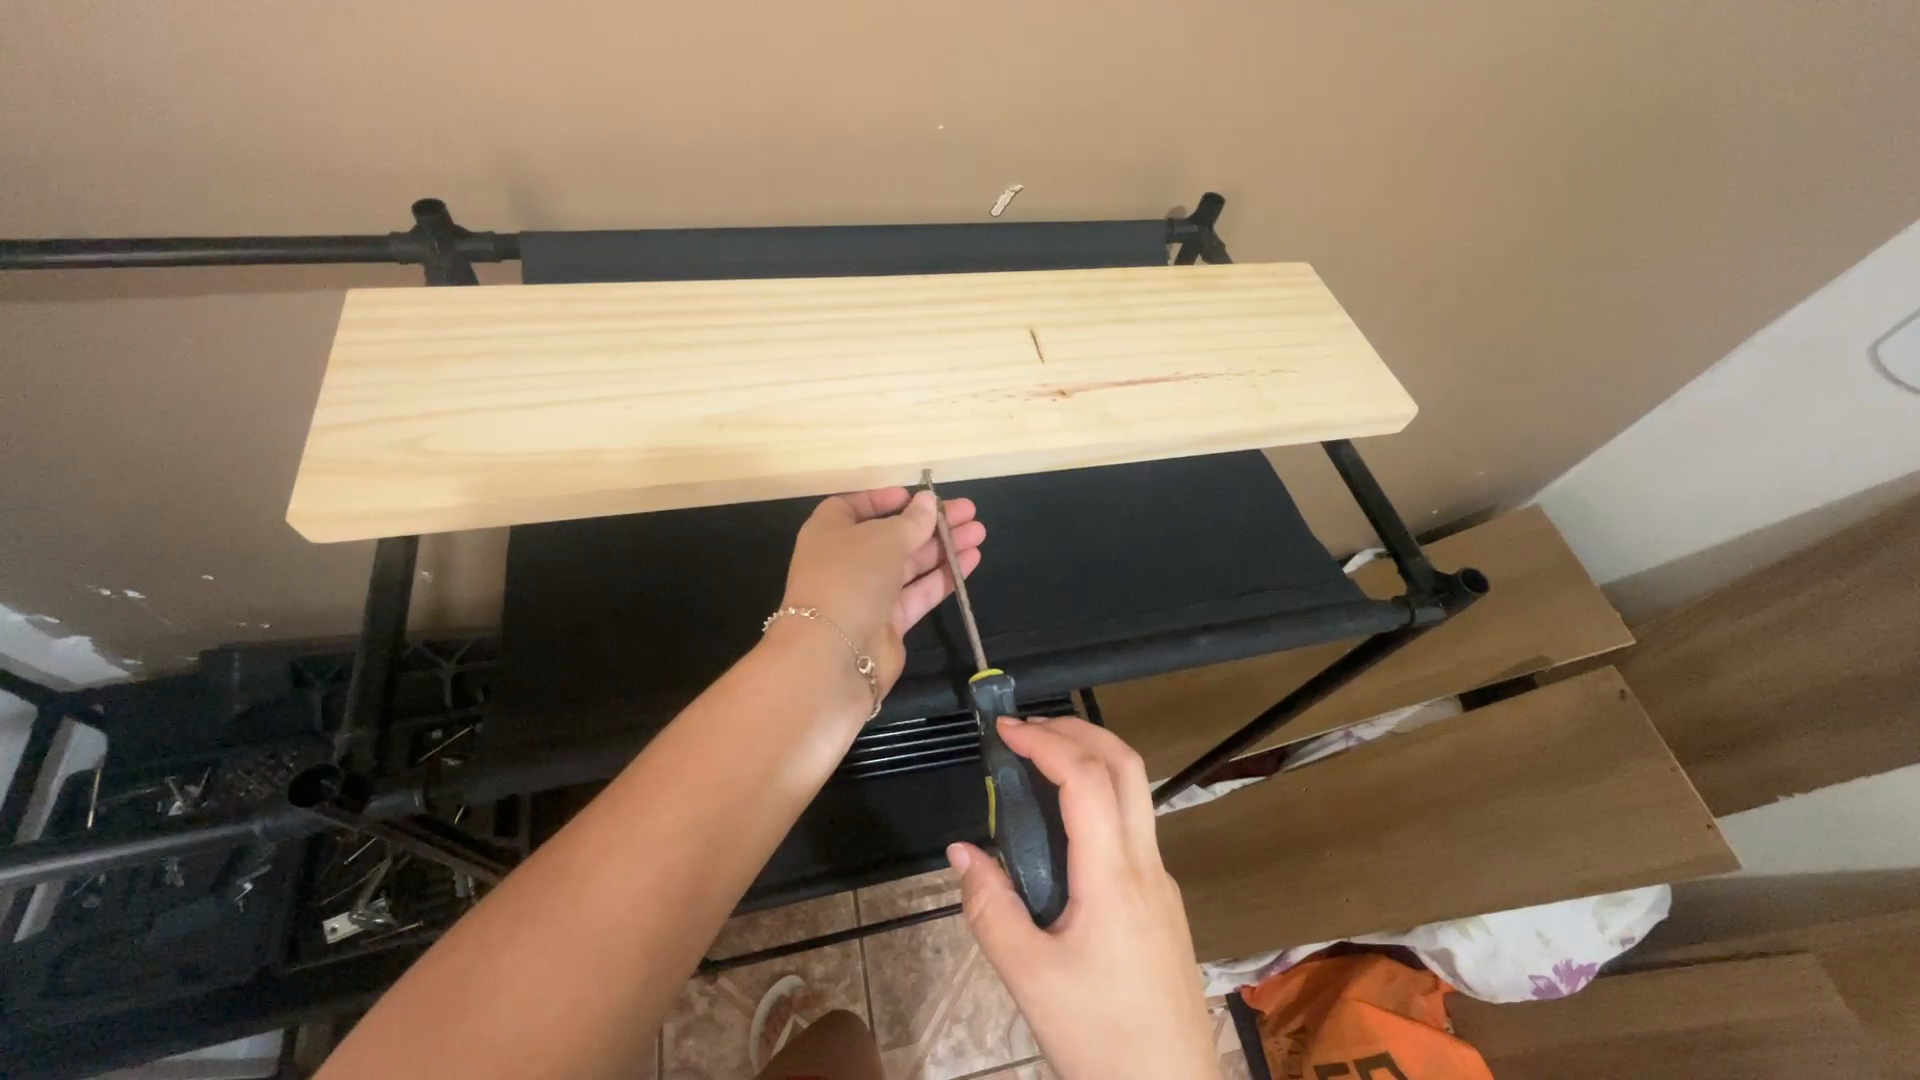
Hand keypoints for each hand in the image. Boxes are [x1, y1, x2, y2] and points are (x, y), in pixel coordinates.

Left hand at [779, 487, 983, 694]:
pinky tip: (971, 560)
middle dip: (929, 523)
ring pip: (909, 565)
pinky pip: (917, 594)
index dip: (883, 499)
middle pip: (891, 535)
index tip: (916, 496)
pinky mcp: (887, 624)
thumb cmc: (850, 579)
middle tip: (968, 511)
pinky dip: (942, 578)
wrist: (833, 656)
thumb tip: (928, 502)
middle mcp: (845, 562)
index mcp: (828, 533)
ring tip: (978, 532)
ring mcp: (866, 595)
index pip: (853, 507)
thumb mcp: (883, 539)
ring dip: (942, 548)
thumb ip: (911, 521)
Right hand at [949, 717, 1218, 1079]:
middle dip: (1079, 730)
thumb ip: (991, 908)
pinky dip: (1099, 798)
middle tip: (1029, 728)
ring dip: (1092, 760)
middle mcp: (1146, 866)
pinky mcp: (1163, 903)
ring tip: (1040, 765)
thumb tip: (962, 852)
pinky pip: (1133, 828)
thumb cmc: (1098, 1038)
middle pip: (1126, 767)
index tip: (1004, 730)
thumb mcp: (1029, 979)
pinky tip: (1064, 829)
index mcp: (1112, 878)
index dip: (1045, 742)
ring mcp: (1161, 883)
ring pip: (1136, 795)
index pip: (1085, 780)